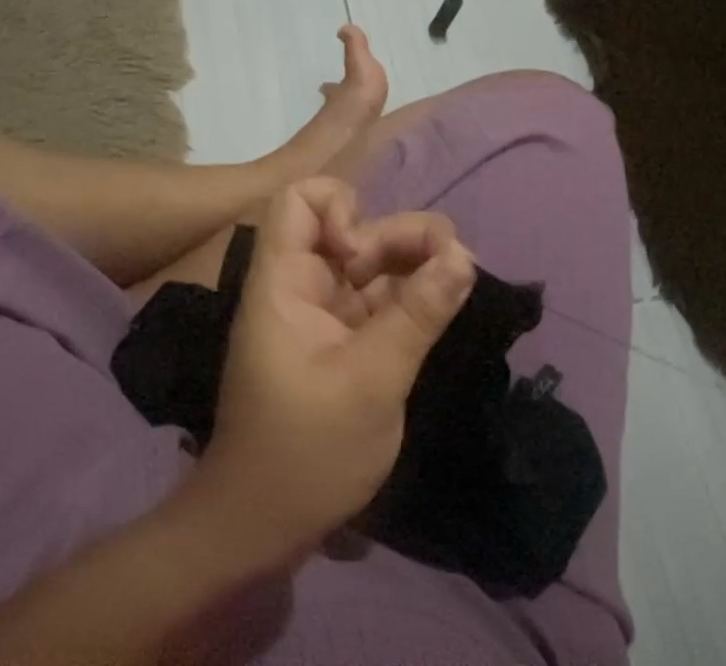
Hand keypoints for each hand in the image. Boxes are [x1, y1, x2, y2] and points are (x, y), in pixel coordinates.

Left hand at [181, 177, 476, 567]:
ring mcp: (320, 318)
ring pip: (368, 265)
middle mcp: (299, 289)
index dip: (341, 207)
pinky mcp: (339, 346)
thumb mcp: (371, 381)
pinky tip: (443, 306)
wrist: (261, 524)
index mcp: (283, 285)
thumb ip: (416, 314)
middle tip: (454, 264)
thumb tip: (463, 255)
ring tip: (458, 281)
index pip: (298, 202)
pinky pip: (375, 302)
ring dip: (412, 265)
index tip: (368, 257)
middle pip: (348, 229)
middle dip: (399, 236)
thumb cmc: (306, 453)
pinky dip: (408, 298)